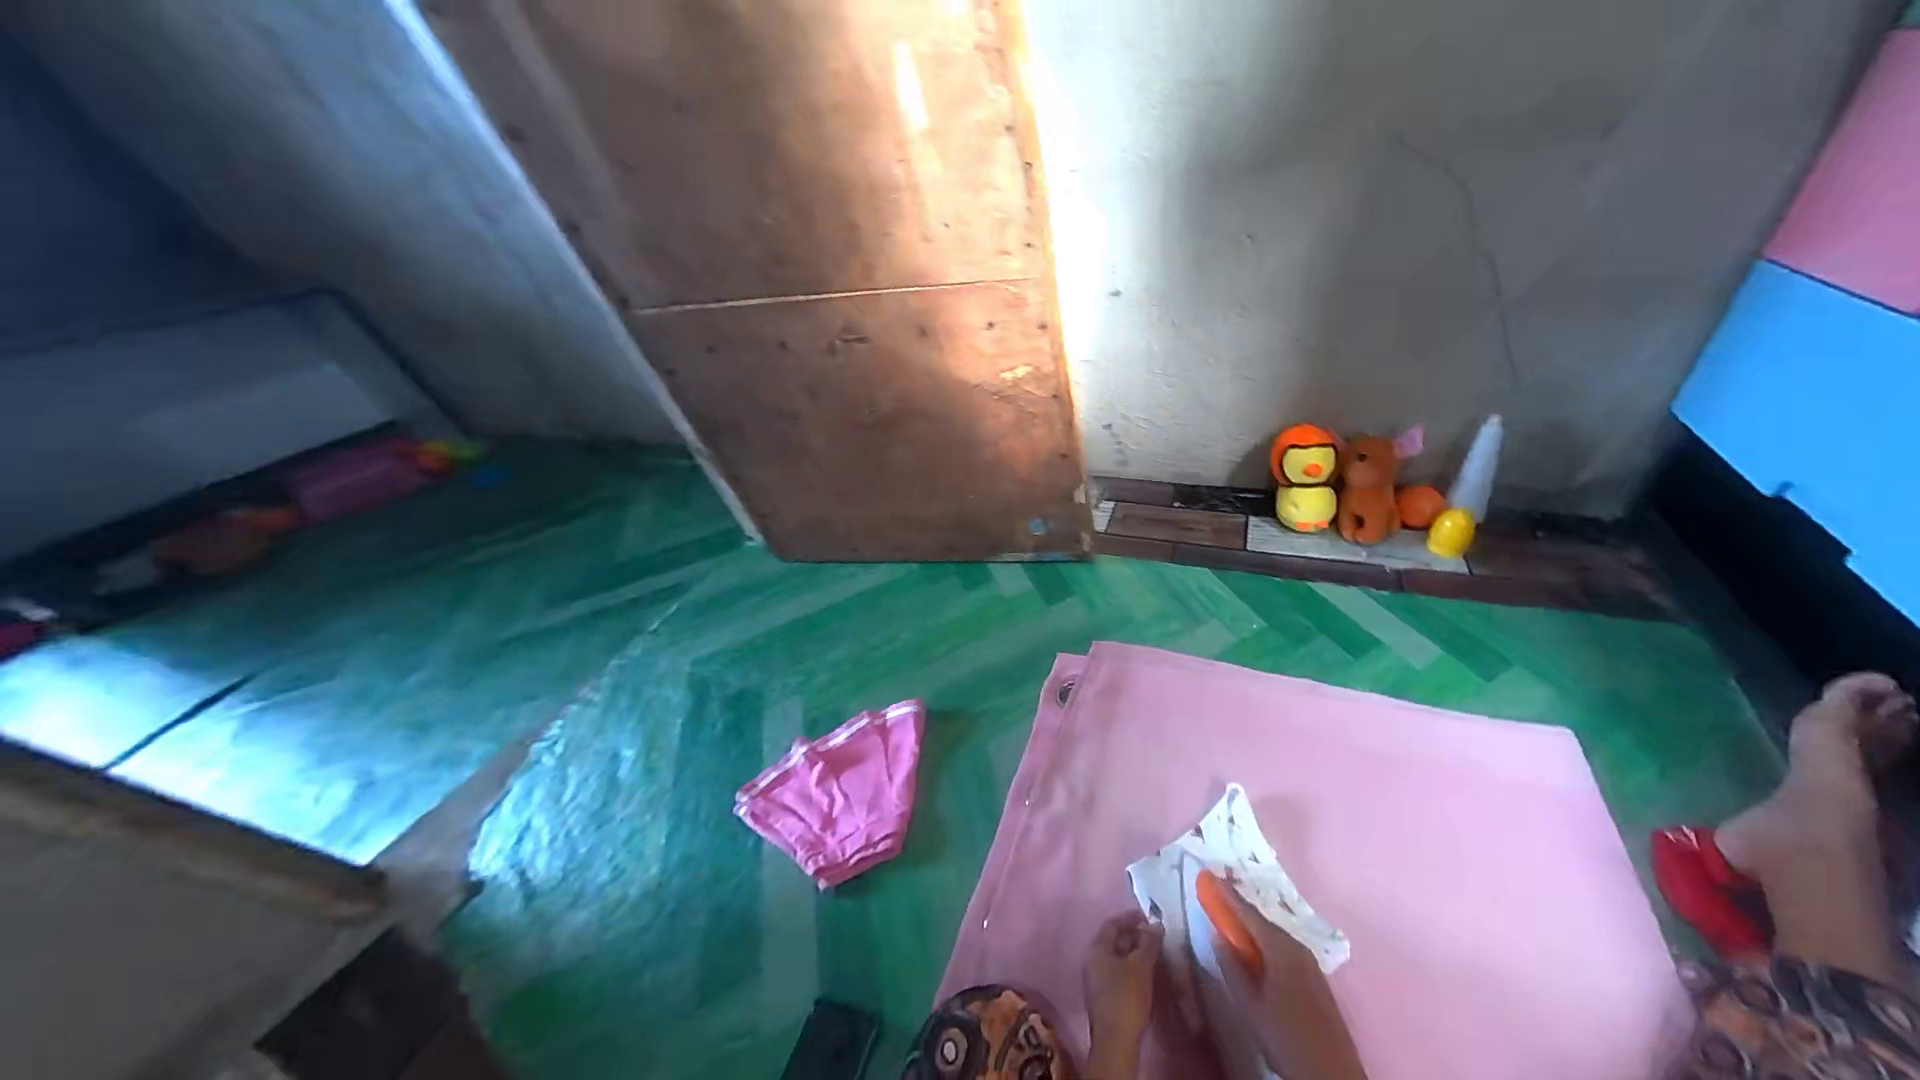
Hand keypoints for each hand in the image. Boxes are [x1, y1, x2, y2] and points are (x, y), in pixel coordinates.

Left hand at [1082, 911, 1162, 1076]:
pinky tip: (1144, 973)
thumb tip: (1156, 924)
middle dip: (1133, 935)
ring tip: (1152, 953)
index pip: (1112, 924)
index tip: (1147, 916)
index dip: (1130, 917)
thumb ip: (1149, 943)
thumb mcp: (1141, 966)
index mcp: (1096, 948)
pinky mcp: (1102, 994)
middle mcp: (1090, 959)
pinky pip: (1116, 971)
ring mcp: (1094, 978)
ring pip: (1115, 956)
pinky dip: (1129, 966)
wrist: (1116, 1040)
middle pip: (1112, 939)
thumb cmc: (1127, 997)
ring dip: (1132, 952)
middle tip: (1153, 935)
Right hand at [1215, 887, 1369, 1079]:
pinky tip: (1256, 947)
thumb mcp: (1250, 1006)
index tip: (1209, 875)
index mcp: (1281, 950)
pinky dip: (1265, 940)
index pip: (1248, 914)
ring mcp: (1310, 964)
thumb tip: (1218, 935)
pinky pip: (1284, 947)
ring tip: (1231, 916)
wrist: (1333, 1076)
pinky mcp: (1315, 979)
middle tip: (1217, 892)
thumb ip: (1232, 967)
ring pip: (1274, 935)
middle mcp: (1298, 948)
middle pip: (1262, 921)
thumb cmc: (1286, 1039)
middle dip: (1239, 906)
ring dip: (1252, 924)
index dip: (1227, 894)